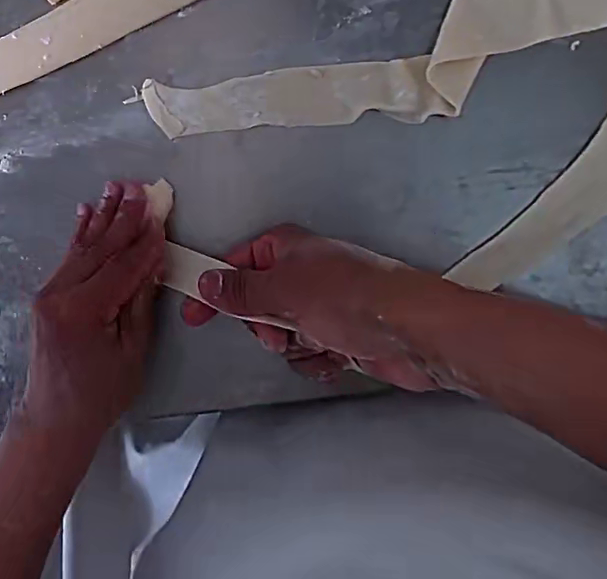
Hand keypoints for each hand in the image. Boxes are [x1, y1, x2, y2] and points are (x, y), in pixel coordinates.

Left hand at [18, 181, 164, 439]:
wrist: (52, 419)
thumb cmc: (99, 396)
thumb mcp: (132, 353)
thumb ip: (140, 302)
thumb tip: (153, 260)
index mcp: (81, 311)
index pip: (121, 267)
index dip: (144, 243)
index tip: (160, 216)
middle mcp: (59, 293)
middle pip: (100, 248)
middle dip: (123, 217)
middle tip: (140, 189)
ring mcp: (48, 291)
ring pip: (83, 246)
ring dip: (102, 215)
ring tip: (116, 187)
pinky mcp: (46, 292)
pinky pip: (68, 256)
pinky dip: (80, 232)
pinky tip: (87, 211)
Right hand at [181, 225, 453, 391]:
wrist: (412, 332)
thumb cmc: (349, 298)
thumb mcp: (283, 291)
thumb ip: (240, 289)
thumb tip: (206, 280)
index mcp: (285, 247)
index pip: (235, 264)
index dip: (214, 288)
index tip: (194, 313)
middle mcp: (301, 271)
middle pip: (257, 303)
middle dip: (264, 325)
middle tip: (279, 331)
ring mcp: (322, 304)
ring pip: (281, 332)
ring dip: (293, 345)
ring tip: (317, 341)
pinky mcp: (340, 334)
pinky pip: (308, 352)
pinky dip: (317, 358)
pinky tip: (336, 355)